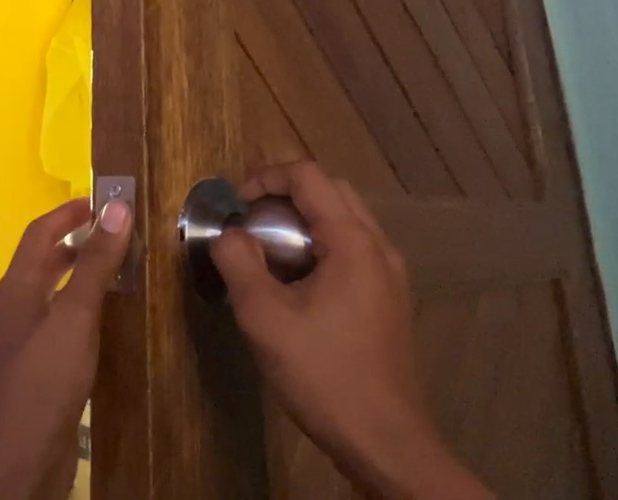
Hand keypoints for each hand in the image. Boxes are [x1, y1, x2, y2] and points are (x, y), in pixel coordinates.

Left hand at [0, 197, 132, 499]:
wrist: (19, 457)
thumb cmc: (43, 377)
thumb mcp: (74, 315)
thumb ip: (96, 263)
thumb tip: (117, 206)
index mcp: (20, 284)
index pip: (40, 232)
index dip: (67, 213)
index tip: (100, 200)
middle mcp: (20, 305)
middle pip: (44, 259)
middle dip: (76, 240)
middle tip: (115, 231)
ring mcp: (29, 338)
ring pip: (55, 291)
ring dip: (82, 273)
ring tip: (120, 268)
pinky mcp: (42, 367)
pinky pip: (64, 322)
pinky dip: (85, 308)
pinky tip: (109, 320)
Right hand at [210, 162, 489, 499]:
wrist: (385, 442)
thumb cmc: (324, 373)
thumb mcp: (264, 317)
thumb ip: (239, 263)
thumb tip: (228, 234)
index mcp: (352, 241)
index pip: (308, 176)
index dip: (266, 177)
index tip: (236, 205)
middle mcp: (378, 247)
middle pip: (331, 190)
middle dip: (286, 194)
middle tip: (251, 221)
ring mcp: (389, 275)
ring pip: (344, 220)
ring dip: (304, 220)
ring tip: (269, 252)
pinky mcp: (389, 301)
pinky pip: (353, 250)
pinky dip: (320, 246)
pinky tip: (296, 285)